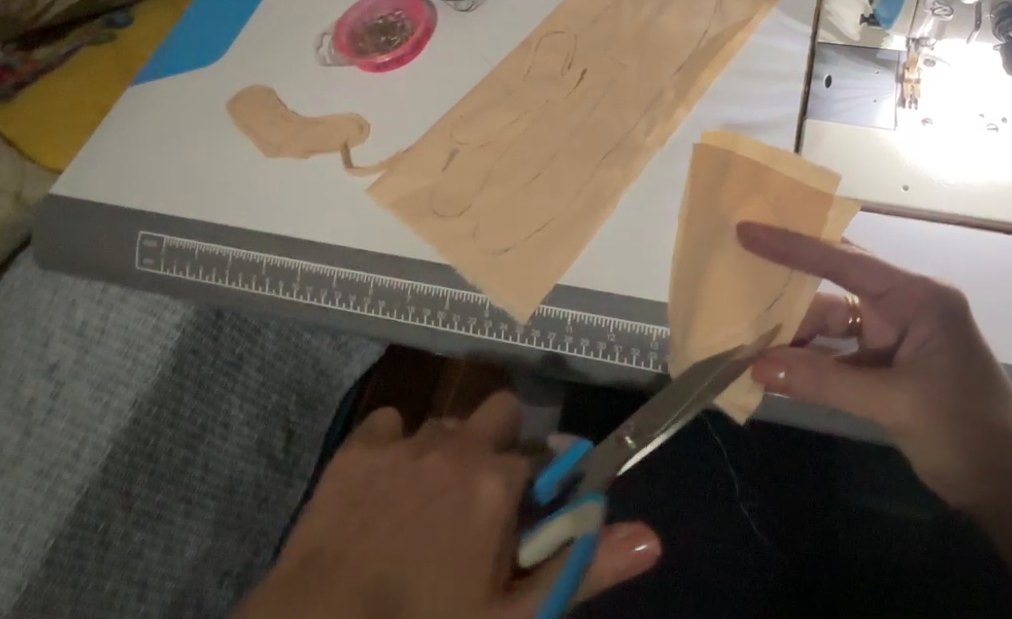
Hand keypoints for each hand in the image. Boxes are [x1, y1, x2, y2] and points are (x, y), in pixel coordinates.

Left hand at [236, 391, 660, 618]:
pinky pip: (389, 424)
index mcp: (501, 481)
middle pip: (500, 411)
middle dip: (500, 442)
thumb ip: (584, 566)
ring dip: (448, 450)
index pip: (544, 457)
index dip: (543, 482)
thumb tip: (654, 536)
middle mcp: (460, 446)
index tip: (533, 509)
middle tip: (483, 497)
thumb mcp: (512, 614)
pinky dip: (393, 446)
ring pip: (444, 422)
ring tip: (429, 501)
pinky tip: (383, 486)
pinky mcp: (356, 450)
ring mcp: (405, 443)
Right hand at [737, 222, 1011, 510]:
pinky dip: (811, 362)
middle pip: (837, 286)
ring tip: (745, 334)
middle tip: (737, 274)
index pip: (846, 261)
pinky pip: (841, 355)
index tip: (748, 230)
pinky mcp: (891, 367)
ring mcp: (898, 337)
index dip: (794, 246)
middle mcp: (906, 307)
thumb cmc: (965, 430)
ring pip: (835, 324)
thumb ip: (822, 380)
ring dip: (796, 334)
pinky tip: (776, 368)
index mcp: (919, 297)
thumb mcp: (892, 402)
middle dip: (790, 285)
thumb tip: (756, 367)